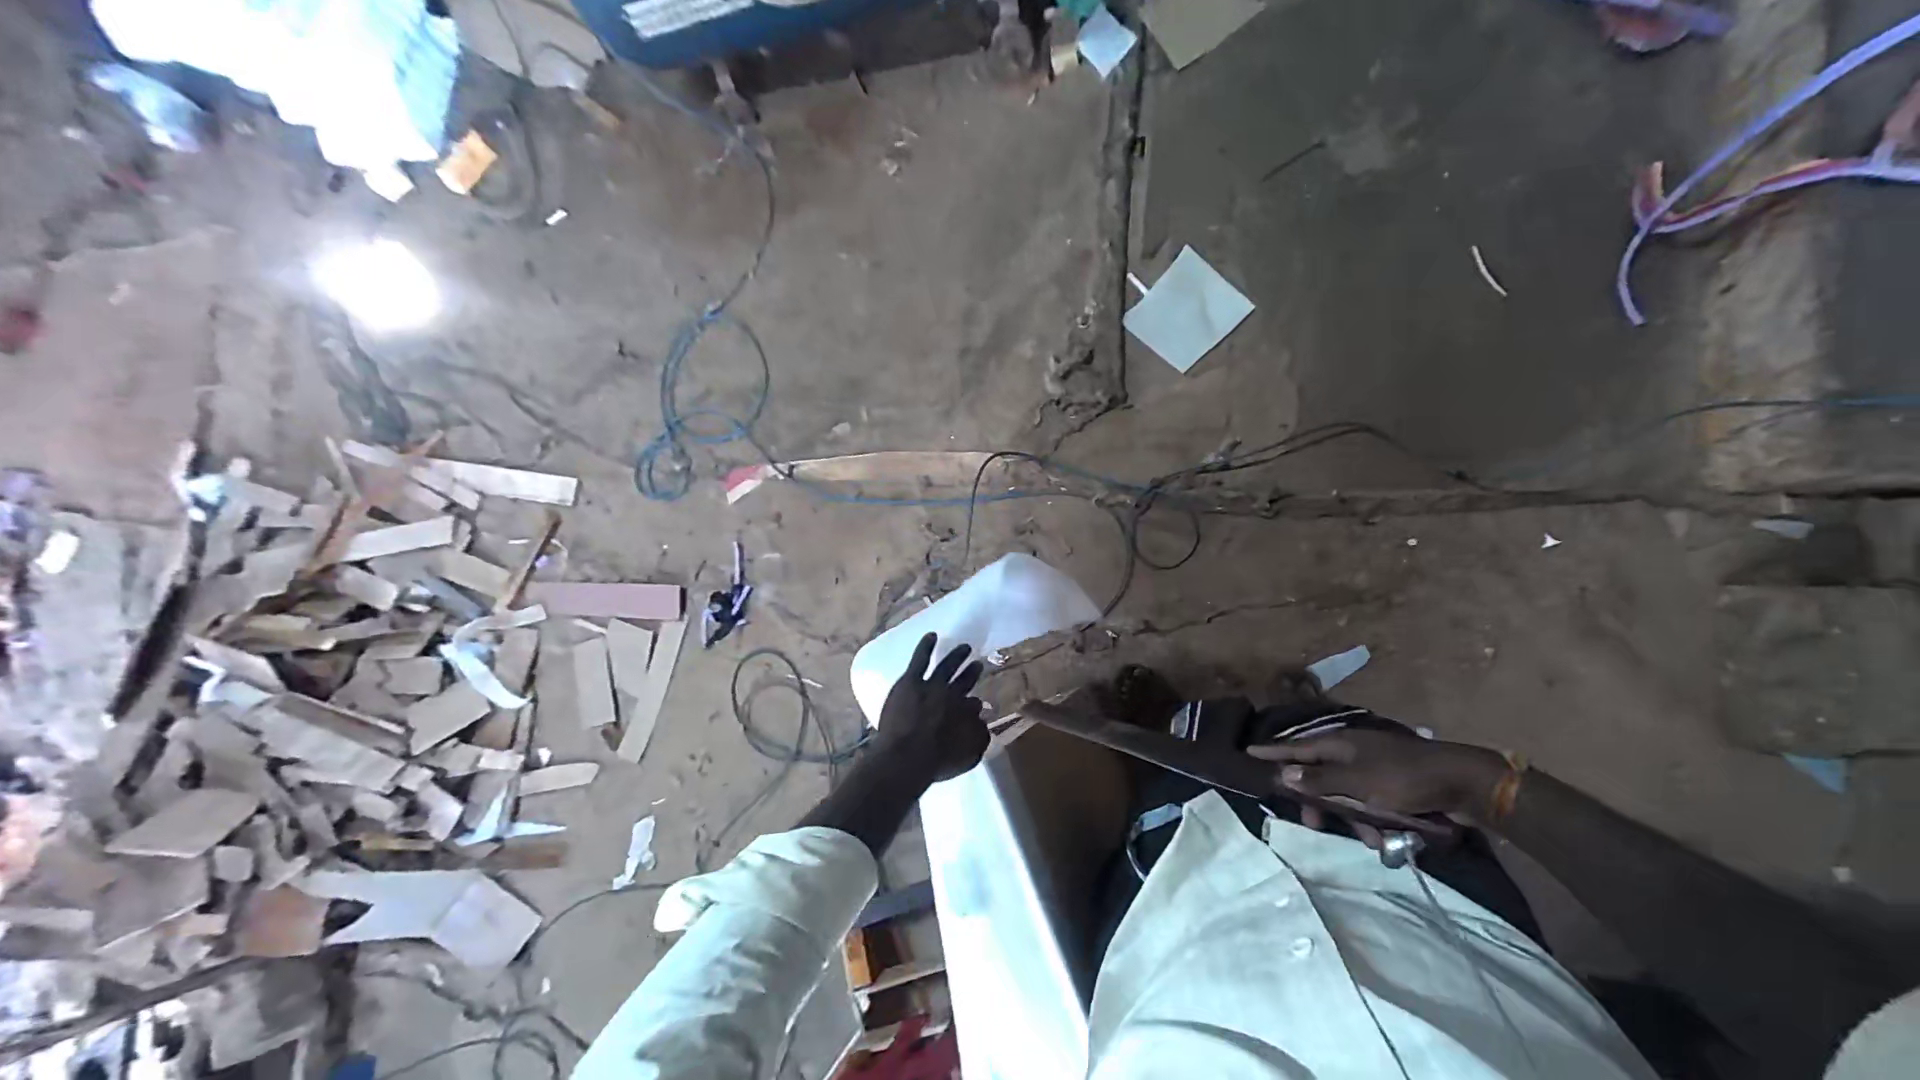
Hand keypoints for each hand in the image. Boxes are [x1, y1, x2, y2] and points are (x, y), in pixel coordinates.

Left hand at [874, 634, 987, 781]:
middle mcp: (952, 696)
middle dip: (971, 673)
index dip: (976, 704)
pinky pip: (920, 658)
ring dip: (956, 656)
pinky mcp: (911, 681)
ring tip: (964, 648)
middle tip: (978, 664)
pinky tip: (931, 636)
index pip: (974, 705)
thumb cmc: (935, 762)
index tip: (978, 702)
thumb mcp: (966, 757)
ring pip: (947, 666)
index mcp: (965, 714)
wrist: (906, 756)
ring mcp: (932, 685)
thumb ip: (978, 741)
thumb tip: (984, 725)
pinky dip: (926, 646)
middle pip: (964, 681)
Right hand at [1247, 728, 1507, 826]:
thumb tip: (1284, 774)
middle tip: (1310, 822)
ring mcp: (1373, 768)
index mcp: (1340, 744)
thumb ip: (1320, 780)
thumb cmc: (1404, 778)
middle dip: (1316, 801)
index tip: (1249, 752)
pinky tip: (1384, 840)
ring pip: (1346, 793)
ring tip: (1366, 841)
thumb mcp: (1358, 782)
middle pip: (1319, 774)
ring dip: (1351, 818)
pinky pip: (1370, 802)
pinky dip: (1372, 819)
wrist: (1464, 784)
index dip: (1273, 752)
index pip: (1296, 747)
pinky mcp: (1393, 785)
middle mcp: (1352, 752)